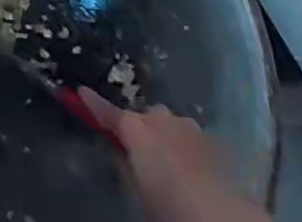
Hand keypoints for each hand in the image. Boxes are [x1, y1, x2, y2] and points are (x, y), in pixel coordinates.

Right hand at [78, 87, 269, 221]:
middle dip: (140, 128)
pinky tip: (193, 173)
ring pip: (168, 124)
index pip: (107, 112)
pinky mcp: (211, 141)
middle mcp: (160, 118)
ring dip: (165, 136)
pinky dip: (185, 148)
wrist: (222, 218)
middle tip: (141, 156)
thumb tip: (121, 152)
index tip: (79, 93)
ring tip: (171, 168)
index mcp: (135, 128)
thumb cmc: (168, 209)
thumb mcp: (136, 192)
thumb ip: (125, 165)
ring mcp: (188, 126)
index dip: (91, 103)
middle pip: (143, 116)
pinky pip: (189, 137)